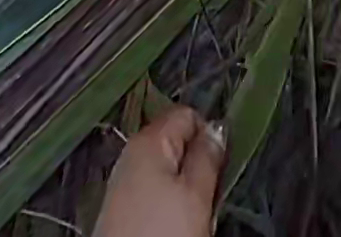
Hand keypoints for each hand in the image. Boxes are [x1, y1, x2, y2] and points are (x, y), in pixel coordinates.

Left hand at [93, 105, 226, 236]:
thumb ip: (207, 156)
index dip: (208, 135)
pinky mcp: (121, 209)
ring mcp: (124, 181)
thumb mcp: (195, 196)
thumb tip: (216, 127)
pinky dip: (168, 203)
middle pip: (176, 143)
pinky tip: (172, 226)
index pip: (187, 115)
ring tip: (192, 216)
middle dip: (196, 165)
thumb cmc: (162, 235)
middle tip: (206, 195)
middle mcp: (132, 152)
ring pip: (167, 170)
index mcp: (149, 139)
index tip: (219, 165)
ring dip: (184, 189)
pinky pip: (154, 192)